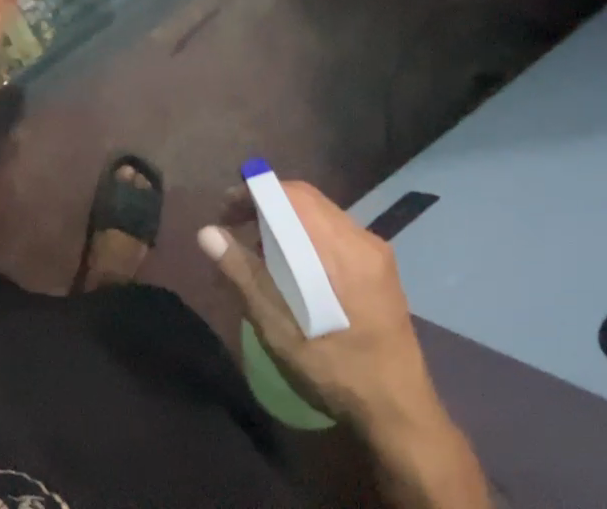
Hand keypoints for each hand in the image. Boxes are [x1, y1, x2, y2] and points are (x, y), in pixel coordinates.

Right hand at [198, 181, 443, 437]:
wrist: (400, 413)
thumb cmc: (336, 372)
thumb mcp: (279, 329)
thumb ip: (243, 275)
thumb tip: (207, 233)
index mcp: (342, 250)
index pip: (292, 194)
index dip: (253, 192)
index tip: (223, 213)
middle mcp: (363, 240)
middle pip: (305, 200)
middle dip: (264, 206)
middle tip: (231, 231)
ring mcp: (375, 254)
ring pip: (318, 216)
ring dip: (282, 223)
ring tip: (254, 254)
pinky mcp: (378, 269)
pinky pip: (333, 234)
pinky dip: (302, 238)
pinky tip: (288, 270)